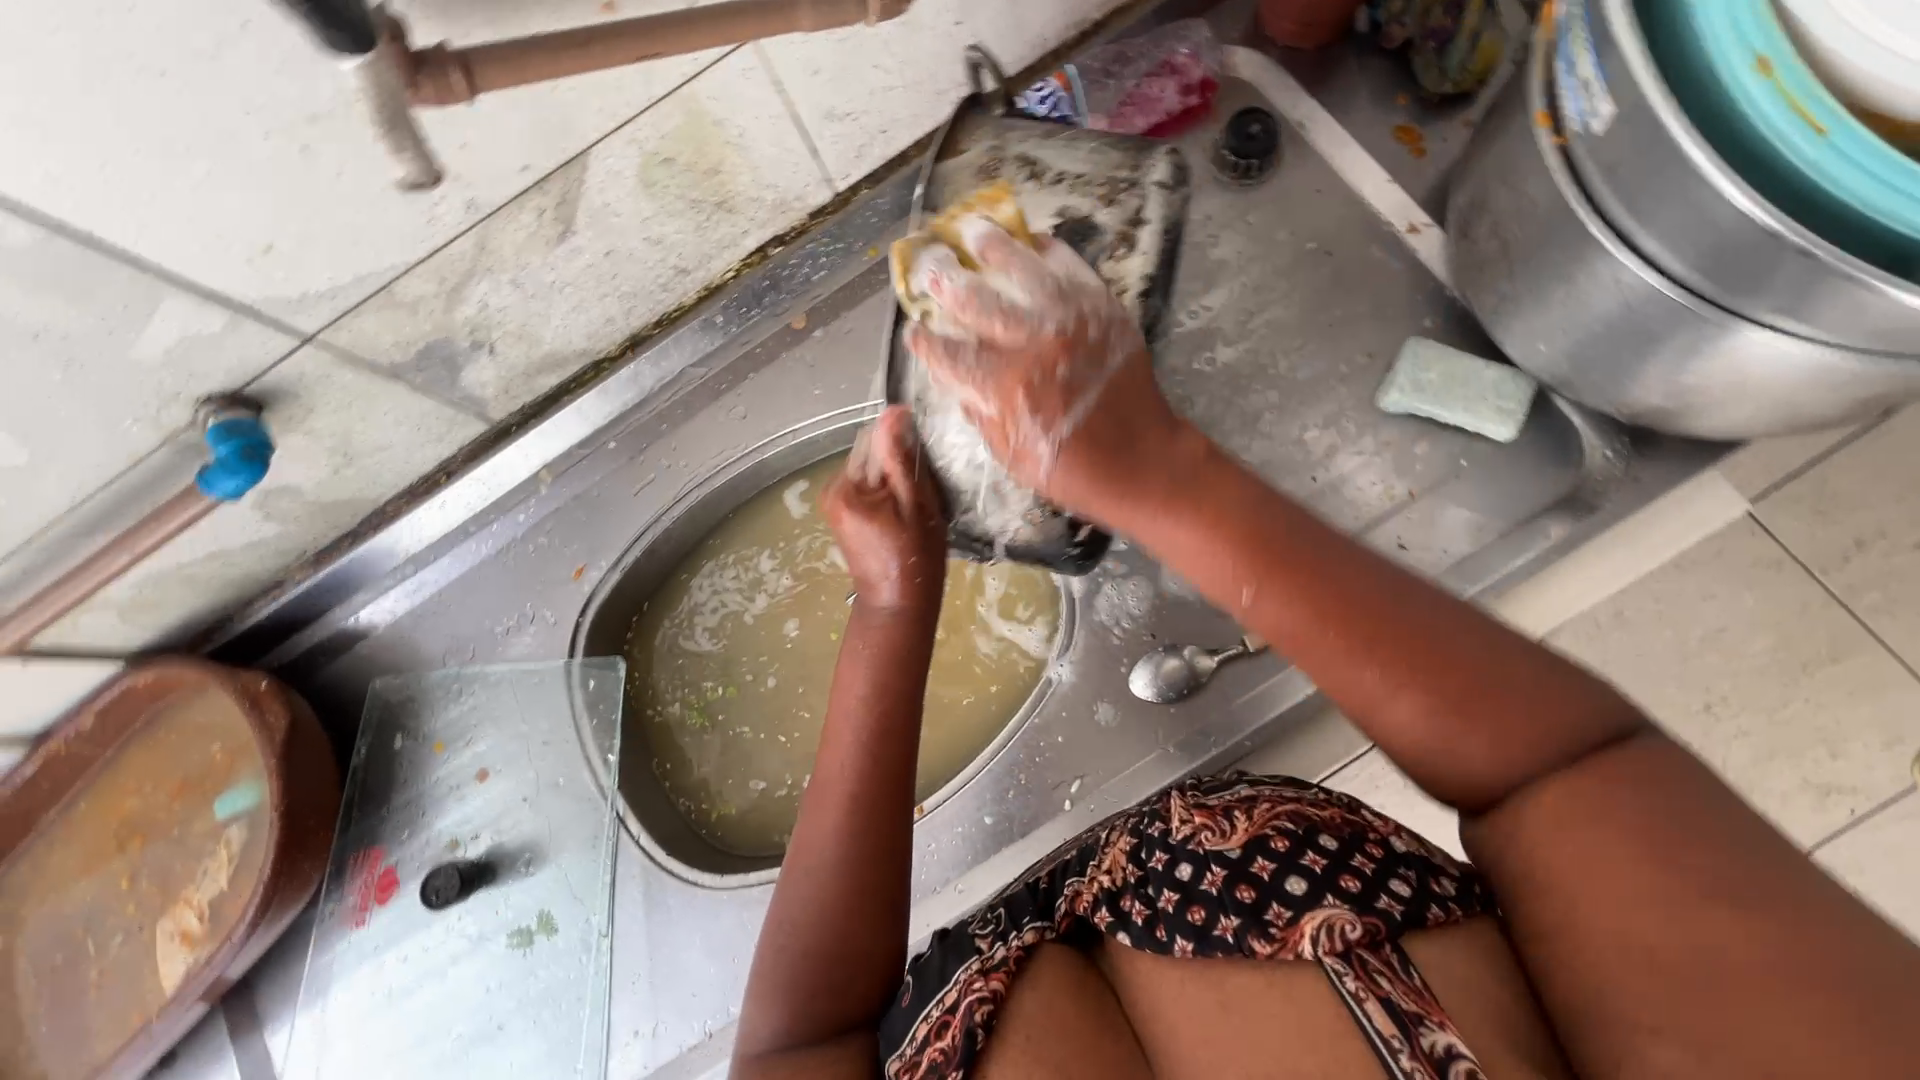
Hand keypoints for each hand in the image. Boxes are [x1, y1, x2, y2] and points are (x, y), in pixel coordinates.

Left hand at [823, 406, 947, 610]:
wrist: (896, 604)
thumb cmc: (914, 558)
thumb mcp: (916, 504)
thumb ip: (900, 458)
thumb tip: (893, 412)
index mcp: (847, 486)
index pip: (874, 438)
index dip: (903, 443)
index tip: (925, 460)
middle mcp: (832, 488)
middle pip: (868, 453)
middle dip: (896, 462)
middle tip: (921, 490)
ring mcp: (833, 501)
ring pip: (869, 468)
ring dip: (891, 477)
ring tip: (912, 503)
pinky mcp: (840, 512)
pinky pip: (865, 486)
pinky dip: (883, 491)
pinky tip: (900, 512)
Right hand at [902, 214, 1198, 524]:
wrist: (1140, 459)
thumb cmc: (1071, 468)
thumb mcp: (1010, 455)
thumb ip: (979, 412)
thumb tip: (956, 379)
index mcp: (1004, 387)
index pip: (949, 353)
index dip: (925, 340)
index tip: (913, 330)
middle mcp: (1033, 344)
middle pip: (976, 300)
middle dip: (945, 281)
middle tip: (930, 265)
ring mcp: (1070, 321)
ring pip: (1023, 269)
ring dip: (993, 247)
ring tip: (974, 230)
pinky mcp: (1102, 310)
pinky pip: (1071, 268)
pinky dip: (1050, 252)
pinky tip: (1034, 242)